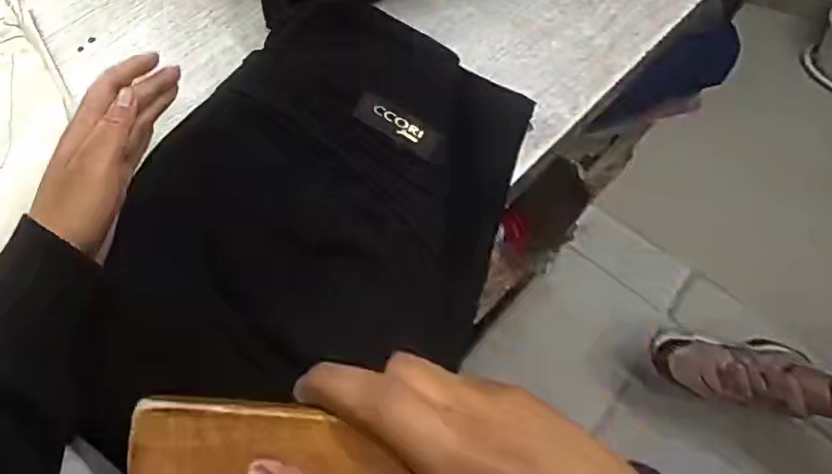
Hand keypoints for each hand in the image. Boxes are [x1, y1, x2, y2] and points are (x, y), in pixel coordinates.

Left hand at [28, 53, 179, 254]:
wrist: (61, 256)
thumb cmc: (74, 209)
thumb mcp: (96, 162)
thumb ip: (114, 126)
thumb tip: (129, 92)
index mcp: (85, 130)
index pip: (109, 89)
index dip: (131, 70)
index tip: (155, 59)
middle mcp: (94, 139)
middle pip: (124, 102)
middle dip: (148, 83)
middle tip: (174, 70)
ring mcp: (104, 159)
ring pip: (132, 120)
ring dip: (150, 101)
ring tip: (172, 87)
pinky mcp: (113, 178)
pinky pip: (134, 142)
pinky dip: (146, 127)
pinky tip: (153, 122)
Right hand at [294, 353, 633, 473]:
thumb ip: (390, 471)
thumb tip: (323, 458)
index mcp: (452, 443)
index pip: (376, 393)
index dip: (329, 386)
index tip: (300, 396)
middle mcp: (475, 404)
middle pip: (401, 368)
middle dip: (368, 393)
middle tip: (359, 441)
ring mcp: (507, 397)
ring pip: (436, 375)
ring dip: (411, 401)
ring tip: (417, 451)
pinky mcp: (531, 402)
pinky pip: (470, 389)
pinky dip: (450, 408)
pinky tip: (469, 455)